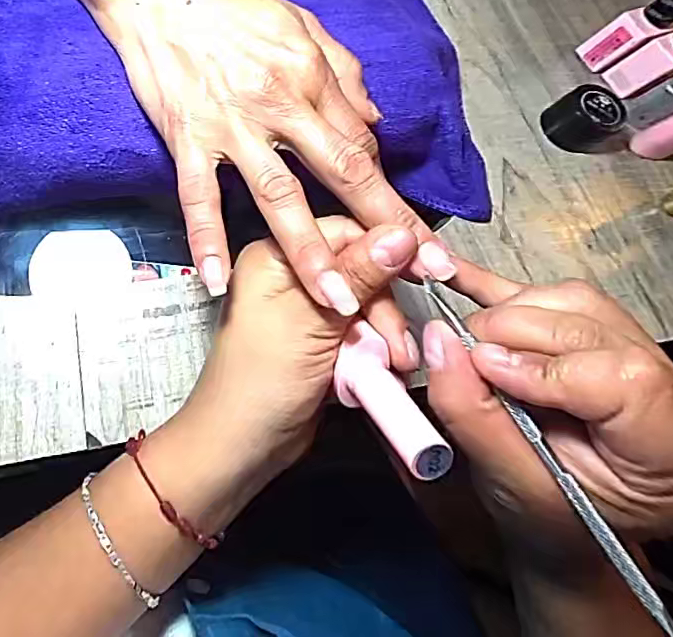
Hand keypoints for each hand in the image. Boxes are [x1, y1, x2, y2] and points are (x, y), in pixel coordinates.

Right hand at [93, 0, 456, 312]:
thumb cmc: (227, 7)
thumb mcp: (297, 22)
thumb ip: (341, 68)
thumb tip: (373, 116)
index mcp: (308, 75)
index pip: (359, 142)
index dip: (387, 190)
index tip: (410, 231)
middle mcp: (277, 105)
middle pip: (340, 173)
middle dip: (384, 228)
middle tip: (420, 277)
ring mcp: (229, 126)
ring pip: (276, 194)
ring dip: (309, 250)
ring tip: (338, 301)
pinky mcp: (186, 138)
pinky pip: (198, 195)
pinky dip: (206, 238)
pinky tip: (214, 279)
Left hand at [179, 218, 420, 476]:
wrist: (245, 440)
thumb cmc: (260, 376)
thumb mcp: (313, 319)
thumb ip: (359, 275)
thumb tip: (399, 233)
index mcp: (275, 254)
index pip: (342, 232)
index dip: (386, 250)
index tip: (427, 270)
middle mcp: (288, 273)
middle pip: (360, 269)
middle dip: (385, 307)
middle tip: (397, 344)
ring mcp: (303, 306)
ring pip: (365, 304)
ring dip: (384, 334)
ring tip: (391, 366)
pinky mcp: (318, 336)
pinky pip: (359, 331)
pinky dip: (373, 350)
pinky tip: (380, 372)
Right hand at [423, 264, 672, 558]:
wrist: (565, 524)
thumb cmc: (553, 520)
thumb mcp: (511, 484)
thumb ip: (473, 413)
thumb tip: (440, 342)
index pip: (626, 378)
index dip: (545, 366)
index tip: (488, 370)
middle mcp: (671, 397)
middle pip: (590, 326)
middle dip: (510, 333)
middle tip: (467, 358)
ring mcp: (638, 355)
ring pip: (569, 300)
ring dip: (505, 312)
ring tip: (475, 346)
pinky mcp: (595, 330)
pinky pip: (547, 293)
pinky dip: (494, 284)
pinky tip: (457, 275)